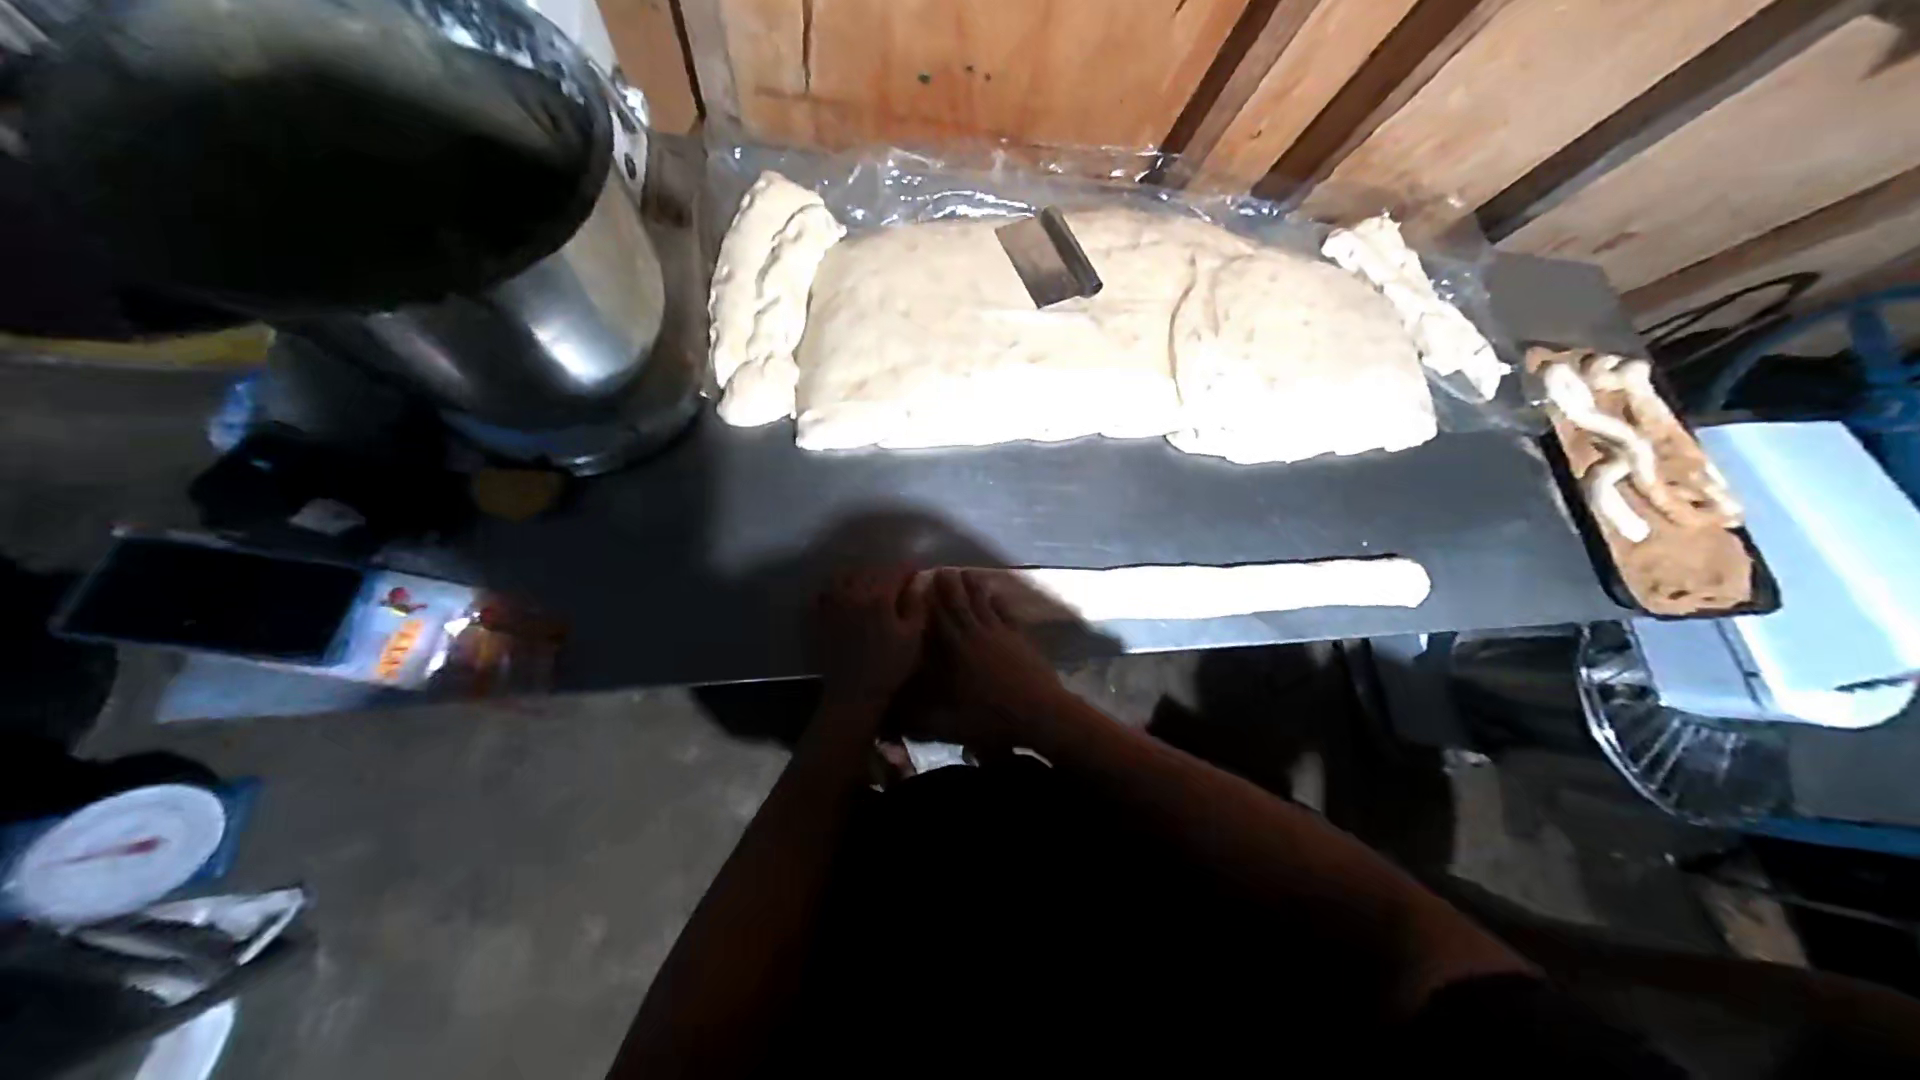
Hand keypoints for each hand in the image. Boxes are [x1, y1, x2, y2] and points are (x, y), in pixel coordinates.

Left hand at [812, 565, 928, 705]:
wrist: (854, 693)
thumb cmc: (889, 667)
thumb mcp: (913, 637)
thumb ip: (916, 606)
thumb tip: (915, 586)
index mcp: (879, 597)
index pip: (896, 571)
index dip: (908, 568)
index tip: (917, 570)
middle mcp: (853, 593)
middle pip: (871, 571)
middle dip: (886, 572)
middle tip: (898, 580)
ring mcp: (833, 604)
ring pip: (845, 576)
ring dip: (861, 575)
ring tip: (871, 585)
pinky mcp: (821, 617)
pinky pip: (825, 592)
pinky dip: (836, 588)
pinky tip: (845, 596)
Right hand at [917, 568, 1068, 746]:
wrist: (1040, 715)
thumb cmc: (990, 719)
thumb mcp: (946, 724)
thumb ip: (915, 717)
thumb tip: (887, 714)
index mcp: (956, 650)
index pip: (938, 618)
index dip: (928, 600)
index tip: (919, 583)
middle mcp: (976, 634)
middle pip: (960, 604)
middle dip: (950, 586)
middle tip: (942, 570)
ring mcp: (1001, 634)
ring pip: (983, 604)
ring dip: (974, 587)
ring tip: (967, 573)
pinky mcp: (1020, 639)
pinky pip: (1006, 613)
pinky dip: (999, 602)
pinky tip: (996, 596)